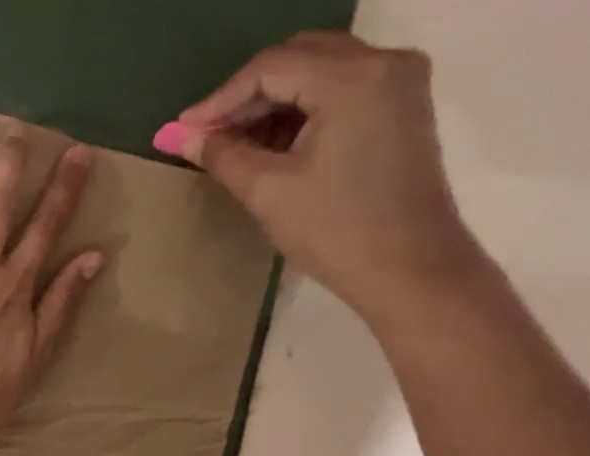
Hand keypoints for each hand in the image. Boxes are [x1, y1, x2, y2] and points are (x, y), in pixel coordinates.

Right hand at [156, 32, 487, 318]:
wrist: (407, 263)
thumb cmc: (333, 228)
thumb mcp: (267, 190)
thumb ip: (223, 155)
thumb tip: (184, 138)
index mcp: (352, 79)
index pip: (270, 68)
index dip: (219, 98)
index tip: (182, 130)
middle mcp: (383, 63)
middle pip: (296, 58)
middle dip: (245, 95)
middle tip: (205, 135)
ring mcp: (398, 81)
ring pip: (317, 69)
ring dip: (271, 101)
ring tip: (232, 143)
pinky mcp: (400, 104)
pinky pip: (339, 86)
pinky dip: (300, 107)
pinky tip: (270, 142)